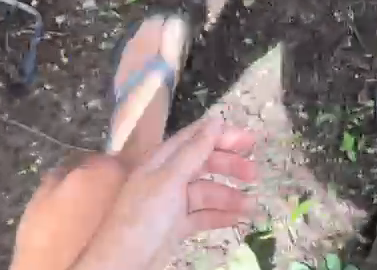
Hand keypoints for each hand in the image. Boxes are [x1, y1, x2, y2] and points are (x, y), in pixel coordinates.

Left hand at [73, 118, 258, 269]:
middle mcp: (169, 176)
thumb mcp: (170, 179)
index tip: (250, 140)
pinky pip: (202, 215)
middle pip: (205, 162)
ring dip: (229, 195)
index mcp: (163, 158)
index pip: (197, 137)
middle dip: (230, 165)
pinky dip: (220, 215)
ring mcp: (173, 203)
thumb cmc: (143, 217)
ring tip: (252, 205)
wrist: (121, 266)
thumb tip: (216, 120)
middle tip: (255, 172)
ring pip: (207, 191)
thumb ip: (194, 151)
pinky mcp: (176, 227)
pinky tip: (238, 218)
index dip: (223, 135)